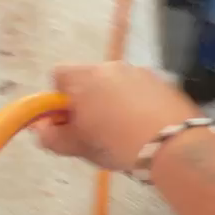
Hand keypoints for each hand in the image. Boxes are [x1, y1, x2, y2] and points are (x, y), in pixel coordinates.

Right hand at [32, 63, 203, 172]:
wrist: (173, 145)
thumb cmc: (117, 145)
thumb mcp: (79, 147)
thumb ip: (53, 136)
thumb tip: (40, 128)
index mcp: (86, 79)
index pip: (58, 75)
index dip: (58, 99)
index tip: (67, 121)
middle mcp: (111, 67)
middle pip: (88, 79)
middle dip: (85, 101)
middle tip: (92, 130)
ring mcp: (139, 72)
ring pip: (113, 84)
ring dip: (110, 101)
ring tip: (120, 131)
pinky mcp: (161, 82)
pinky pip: (136, 89)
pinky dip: (133, 103)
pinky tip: (141, 127)